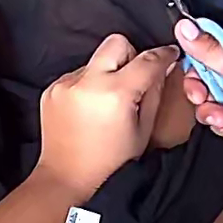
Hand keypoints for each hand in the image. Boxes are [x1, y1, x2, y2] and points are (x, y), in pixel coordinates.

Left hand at [34, 35, 178, 199]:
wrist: (68, 178)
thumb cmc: (110, 163)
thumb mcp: (143, 130)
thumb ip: (155, 93)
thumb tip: (164, 68)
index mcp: (115, 94)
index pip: (147, 60)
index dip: (164, 54)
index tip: (171, 54)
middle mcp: (87, 83)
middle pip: (117, 43)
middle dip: (131, 55)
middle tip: (135, 79)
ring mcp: (66, 84)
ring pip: (96, 59)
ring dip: (108, 73)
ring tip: (109, 103)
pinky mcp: (52, 89)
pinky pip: (78, 74)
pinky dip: (89, 85)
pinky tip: (91, 109)